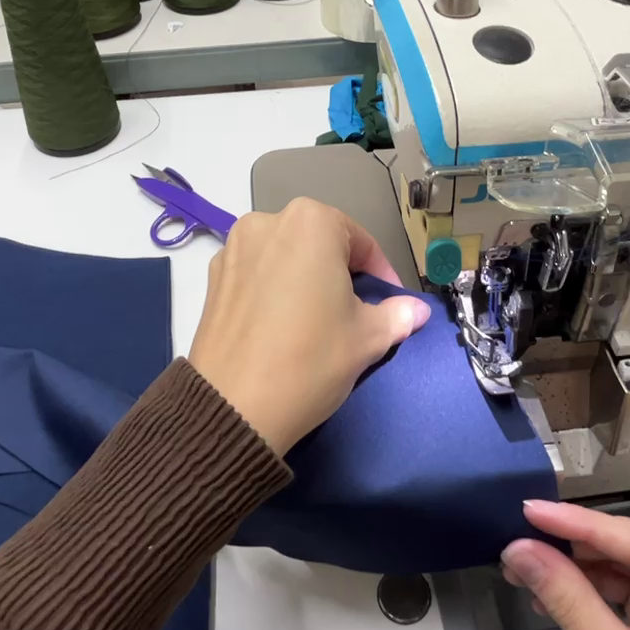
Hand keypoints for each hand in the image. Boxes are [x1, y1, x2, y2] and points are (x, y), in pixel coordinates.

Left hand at [188, 198, 429, 455]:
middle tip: (356, 313)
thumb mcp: (368, 338)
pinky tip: (281, 327)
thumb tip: (417, 310)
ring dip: (305, 280)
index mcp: (311, 221)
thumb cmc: (311, 359)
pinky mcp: (212, 279)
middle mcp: (267, 222)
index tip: (391, 304)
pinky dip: (273, 291)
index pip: (361, 242)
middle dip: (341, 274)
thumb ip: (397, 315)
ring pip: (285, 258)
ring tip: (317, 321)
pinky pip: (256, 276)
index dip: (381, 275)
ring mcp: (233, 249)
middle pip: (319, 244)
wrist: (234, 407)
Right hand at [501, 500, 629, 629]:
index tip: (533, 510)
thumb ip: (570, 602)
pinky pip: (623, 582)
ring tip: (524, 565)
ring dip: (572, 565)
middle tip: (520, 540)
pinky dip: (585, 586)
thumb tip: (523, 551)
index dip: (580, 524)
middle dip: (572, 546)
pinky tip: (549, 588)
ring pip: (621, 561)